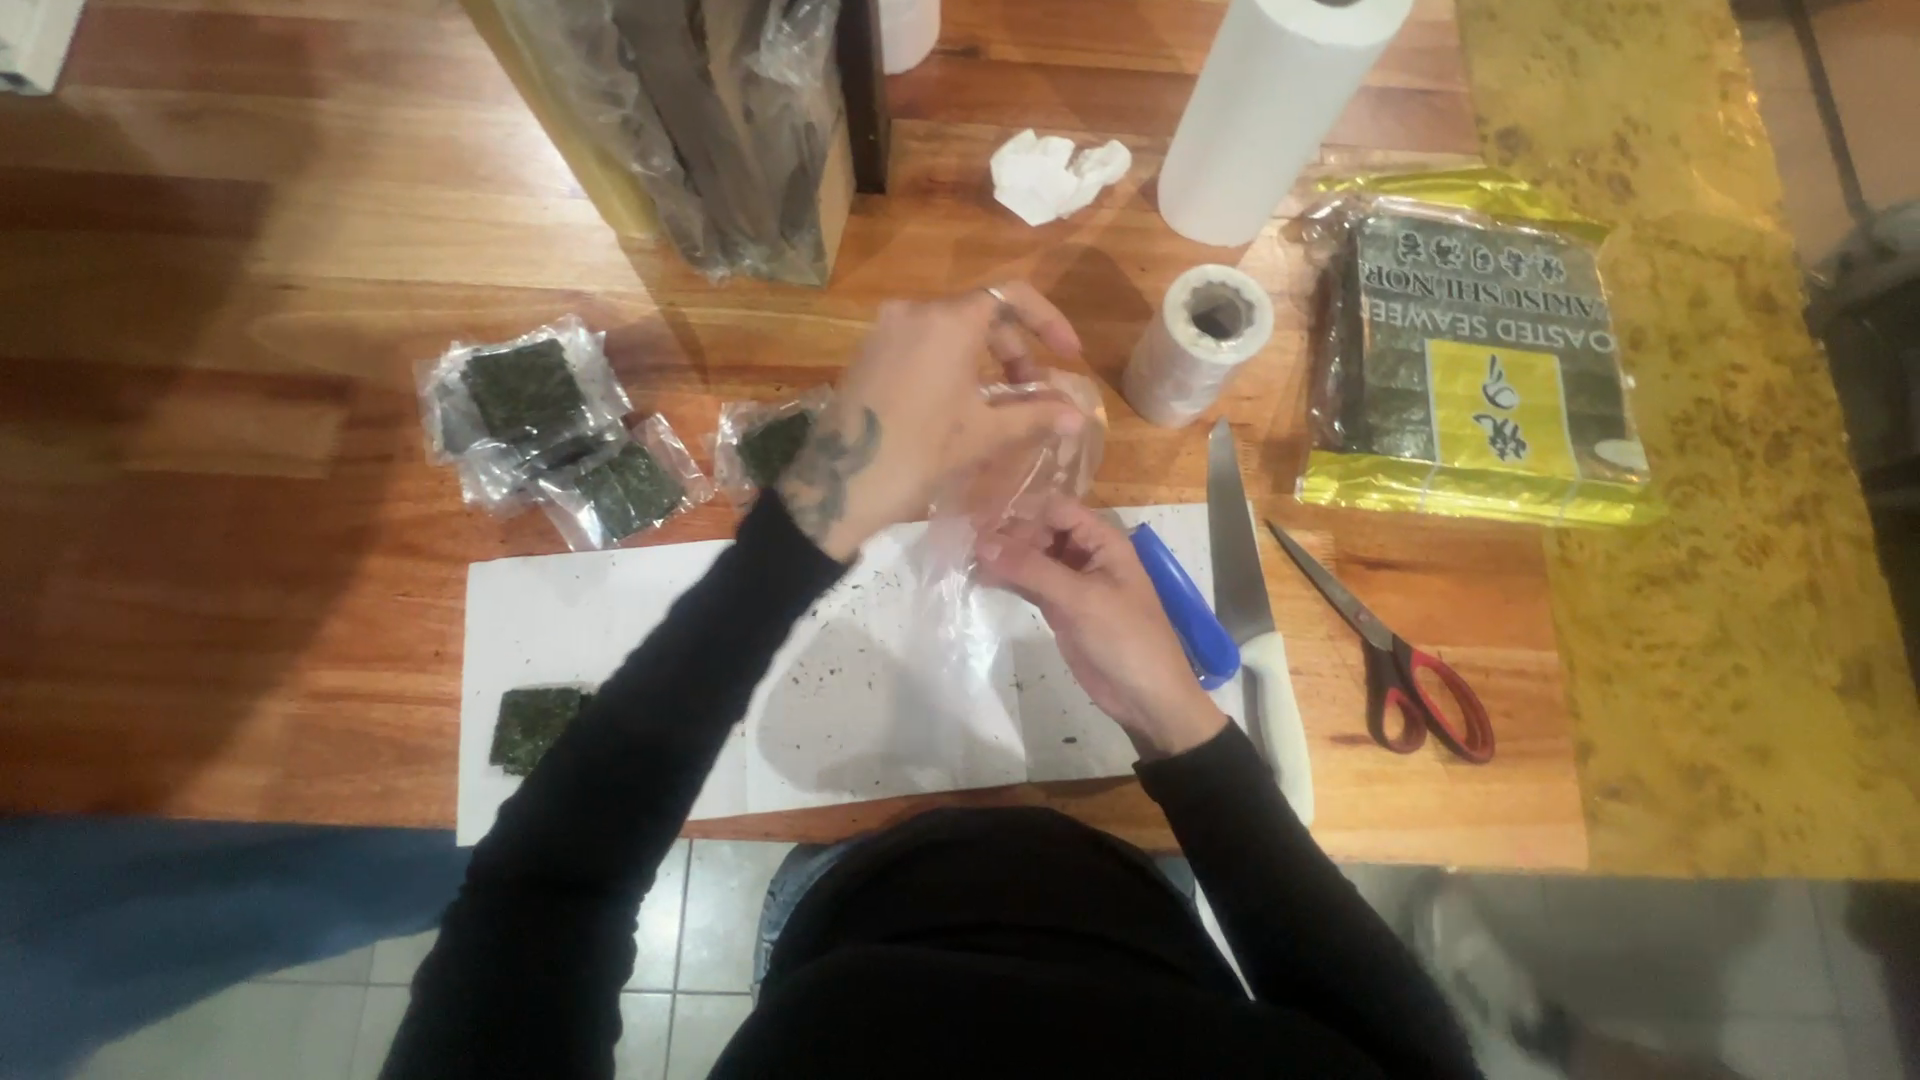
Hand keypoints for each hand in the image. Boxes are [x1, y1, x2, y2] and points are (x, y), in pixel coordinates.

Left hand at [777, 283, 1086, 560]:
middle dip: (1014, 348)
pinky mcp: (868, 351)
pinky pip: (921, 343)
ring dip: (983, 356)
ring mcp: (885, 330)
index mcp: (948, 321)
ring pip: (949, 329)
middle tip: (1032, 390)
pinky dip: (950, 361)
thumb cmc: (921, 453)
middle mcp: (914, 311)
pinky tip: (958, 401)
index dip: (1049, 321)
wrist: (842, 484)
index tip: (1068, 354)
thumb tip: (1077, 415)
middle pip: (981, 312)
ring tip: (998, 401)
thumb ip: (1036, 415)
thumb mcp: (985, 433)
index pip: (1012, 296)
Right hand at [976, 498, 1229, 759]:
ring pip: (1031, 559)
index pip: (1056, 510)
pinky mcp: (1060, 608)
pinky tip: (980, 578)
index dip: (1022, 510)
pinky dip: (1008, 581)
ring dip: (1003, 558)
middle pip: (1040, 531)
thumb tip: (983, 542)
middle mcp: (1086, 555)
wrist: (1146, 697)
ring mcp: (1072, 583)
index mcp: (1103, 541)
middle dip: (1007, 535)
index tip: (981, 519)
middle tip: (965, 542)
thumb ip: (1031, 569)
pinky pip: (1029, 584)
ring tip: (964, 557)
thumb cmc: (1126, 638)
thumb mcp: (1081, 598)